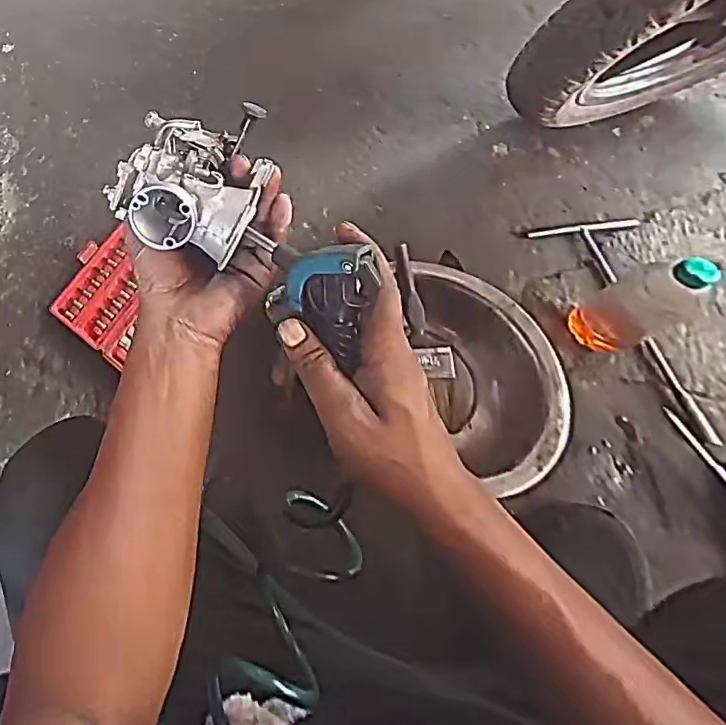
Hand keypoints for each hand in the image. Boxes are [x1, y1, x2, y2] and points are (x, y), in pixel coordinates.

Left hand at [131, 157, 292, 354]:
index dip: (216, 174)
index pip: (211, 191)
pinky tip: (279, 202)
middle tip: (242, 165)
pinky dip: (280, 219)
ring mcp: (241, 249)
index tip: (217, 162)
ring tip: (266, 175)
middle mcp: (219, 236)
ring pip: (260, 214)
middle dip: (244, 179)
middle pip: (240, 199)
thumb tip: (155, 178)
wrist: (176, 315)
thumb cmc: (158, 283)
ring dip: (265, 192)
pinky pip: (274, 239)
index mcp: (193, 226)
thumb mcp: (141, 231)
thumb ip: (148, 203)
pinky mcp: (258, 266)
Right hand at [273, 223, 477, 520]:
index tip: (339, 234)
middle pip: (361, 297)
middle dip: (327, 288)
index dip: (361, 252)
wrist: (433, 490)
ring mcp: (392, 362)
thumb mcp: (345, 416)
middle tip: (296, 290)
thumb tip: (292, 329)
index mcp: (388, 350)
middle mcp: (394, 349)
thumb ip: (316, 369)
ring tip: (294, 337)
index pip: (379, 283)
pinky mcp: (386, 376)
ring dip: (324, 322)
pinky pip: (357, 344)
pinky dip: (331, 344)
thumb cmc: (399, 460)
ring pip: (356, 322)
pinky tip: (312, 364)